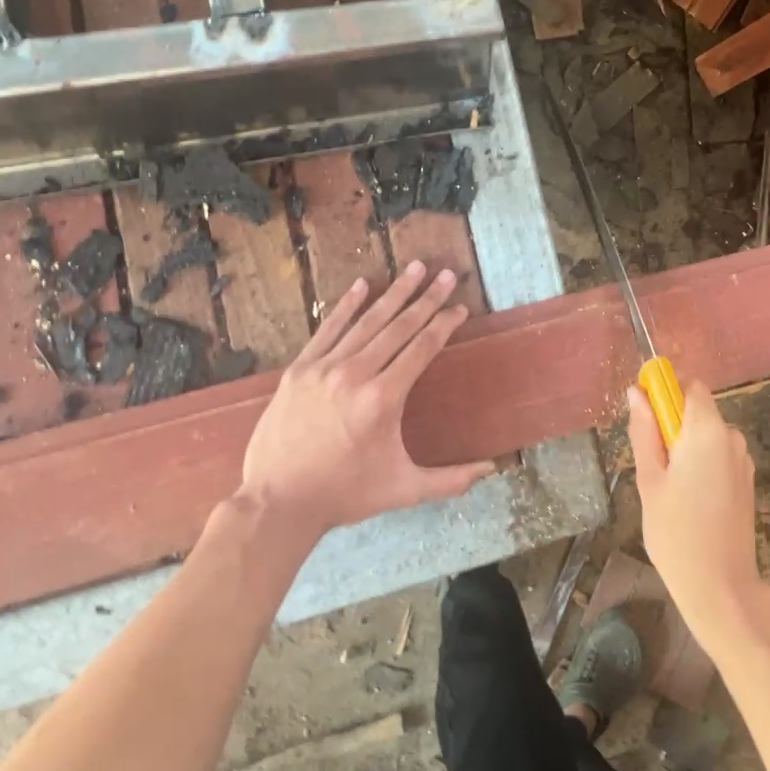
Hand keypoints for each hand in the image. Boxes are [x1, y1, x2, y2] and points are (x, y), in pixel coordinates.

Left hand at [237, 262, 495, 549]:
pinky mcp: (299, 371)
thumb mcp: (404, 489)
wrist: (277, 502)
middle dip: (426, 298)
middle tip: (446, 274)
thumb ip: (451, 479)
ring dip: (393, 293)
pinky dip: (346, 306)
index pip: (422, 348)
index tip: (460, 307)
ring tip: (414, 268)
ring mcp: (323, 369)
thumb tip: (493, 469)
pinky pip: (328, 330)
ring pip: (366, 322)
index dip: (444, 324)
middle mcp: (354, 375)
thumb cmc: (345, 495)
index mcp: (383, 400)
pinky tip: (362, 285)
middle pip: (399, 327)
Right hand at [628, 381, 769, 637]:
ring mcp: (743, 459)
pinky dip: (702, 465)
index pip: (689, 386)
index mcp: (707, 430)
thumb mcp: (649, 481)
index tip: (645, 419)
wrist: (721, 586)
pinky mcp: (747, 480)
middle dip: (673, 427)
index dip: (665, 394)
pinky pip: (719, 456)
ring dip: (686, 448)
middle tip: (653, 467)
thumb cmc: (676, 533)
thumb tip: (636, 392)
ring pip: (708, 436)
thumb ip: (644, 432)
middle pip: (698, 411)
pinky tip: (690, 500)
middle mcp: (731, 436)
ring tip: (669, 490)